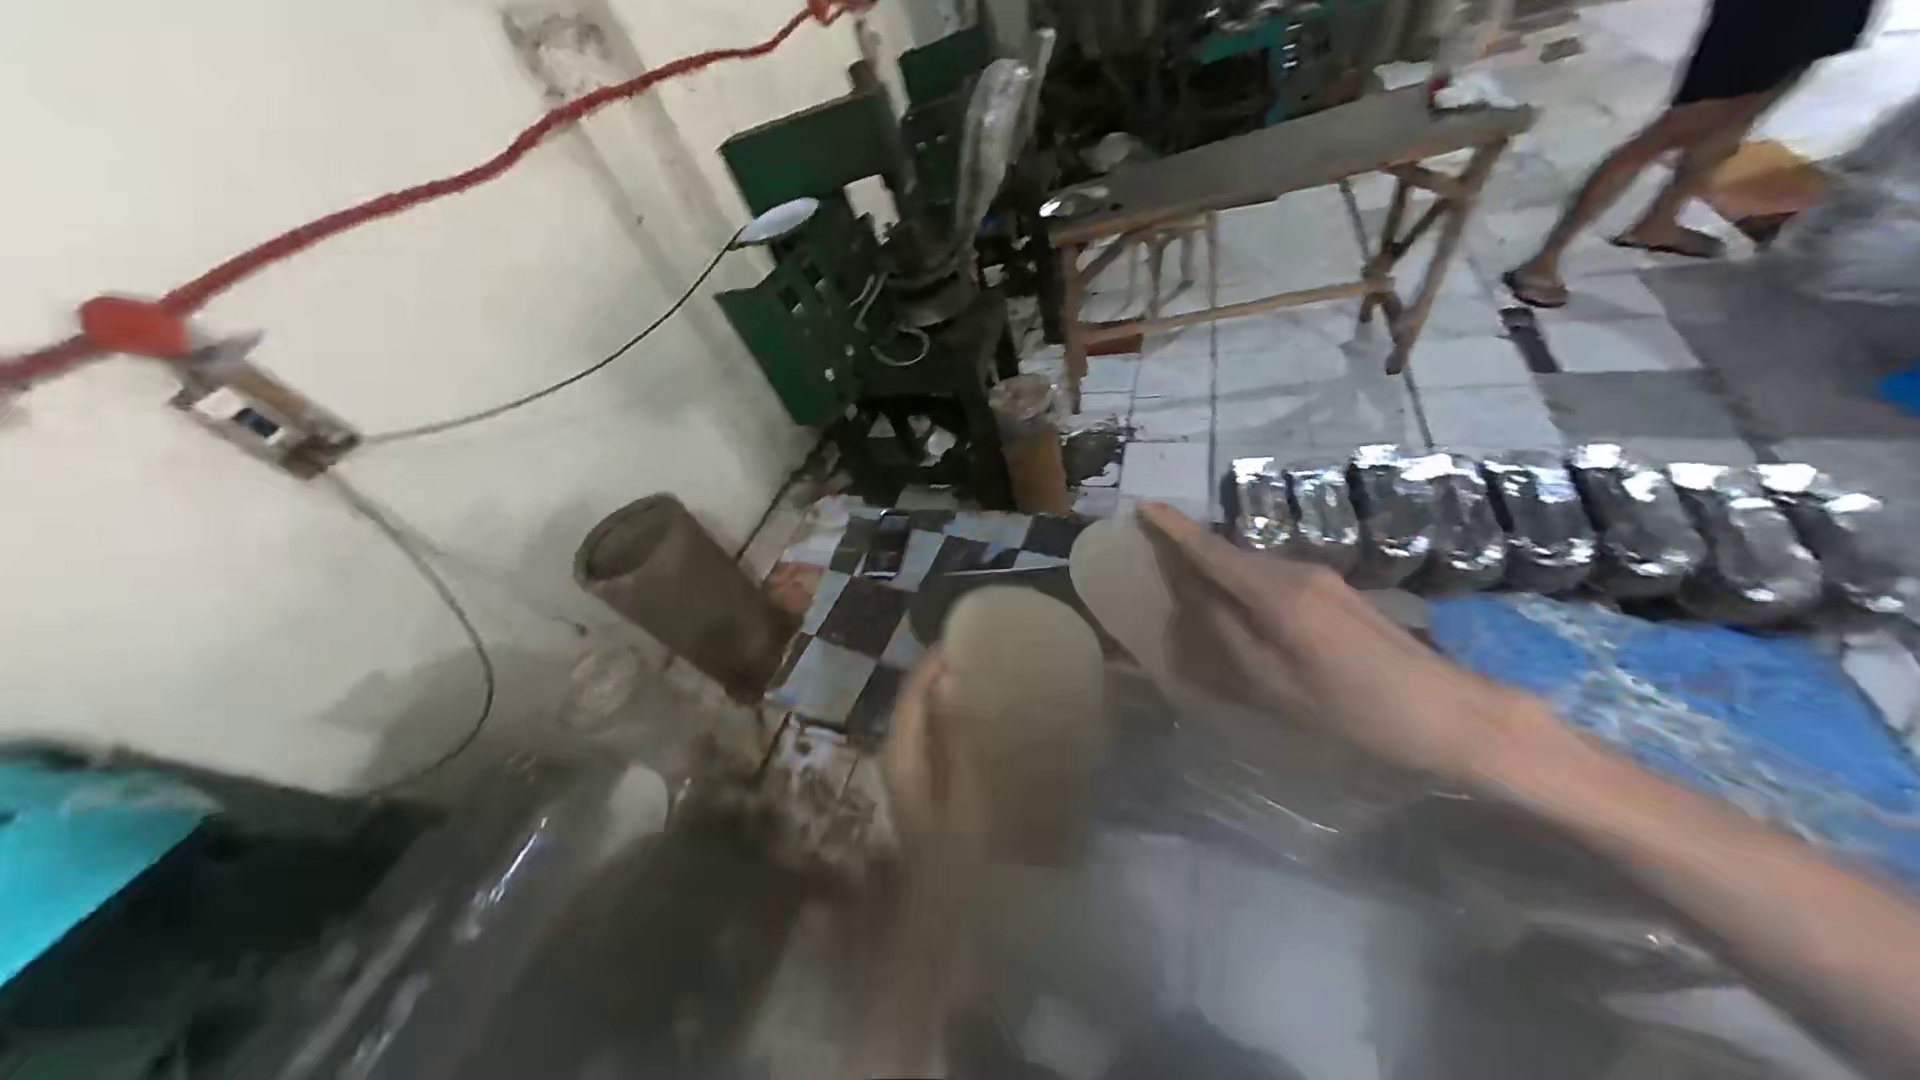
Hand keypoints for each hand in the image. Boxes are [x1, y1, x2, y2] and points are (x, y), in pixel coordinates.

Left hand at [881, 647, 985, 848]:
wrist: (937, 910)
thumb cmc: (954, 855)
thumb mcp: (962, 795)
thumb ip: (955, 738)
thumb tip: (950, 685)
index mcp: (903, 755)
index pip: (912, 694)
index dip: (932, 663)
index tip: (960, 637)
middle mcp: (898, 755)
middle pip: (913, 701)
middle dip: (939, 672)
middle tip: (977, 650)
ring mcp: (907, 770)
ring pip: (921, 716)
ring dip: (944, 692)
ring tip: (980, 672)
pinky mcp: (921, 782)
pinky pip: (930, 733)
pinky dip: (948, 715)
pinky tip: (975, 714)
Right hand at [1137, 501, 1568, 784]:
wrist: (1447, 711)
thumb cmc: (1353, 708)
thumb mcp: (1273, 682)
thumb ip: (1227, 632)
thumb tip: (1195, 593)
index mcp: (1277, 594)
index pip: (1213, 551)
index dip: (1175, 529)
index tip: (1145, 506)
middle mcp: (1297, 572)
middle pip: (1231, 554)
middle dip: (1192, 549)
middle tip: (1158, 559)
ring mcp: (1322, 578)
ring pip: (1253, 565)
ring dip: (1220, 568)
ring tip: (1191, 585)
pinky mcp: (1336, 590)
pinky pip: (1274, 576)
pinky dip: (1245, 582)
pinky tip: (1239, 605)